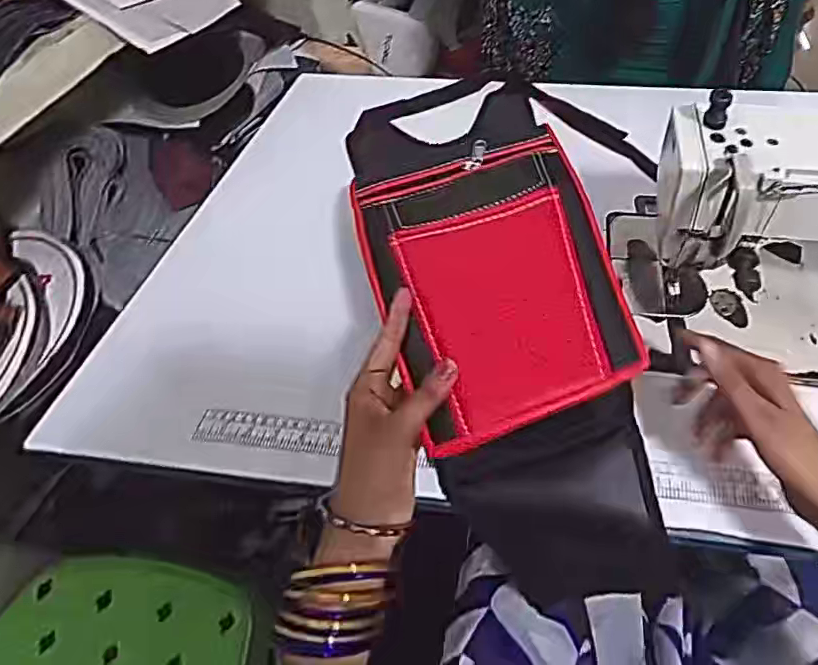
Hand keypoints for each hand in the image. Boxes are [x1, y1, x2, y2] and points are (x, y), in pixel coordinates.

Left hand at [331, 290, 456, 529]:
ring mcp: (394, 415)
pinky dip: (441, 392)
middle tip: (433, 310)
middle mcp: (378, 399)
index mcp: (365, 392)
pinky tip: (453, 386)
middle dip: (418, 337)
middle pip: (401, 358)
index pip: (384, 344)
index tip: (404, 293)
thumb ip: (424, 395)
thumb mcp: (398, 431)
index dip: (395, 318)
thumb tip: (446, 366)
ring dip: (433, 368)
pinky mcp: (408, 431)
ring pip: (418, 380)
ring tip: (450, 345)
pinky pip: (428, 401)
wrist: (370, 523)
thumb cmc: (366, 482)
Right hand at [677, 331, 817, 526]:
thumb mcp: (756, 415)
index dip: (700, 345)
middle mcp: (767, 386)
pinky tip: (717, 448)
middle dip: (699, 388)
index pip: (725, 351)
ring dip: (709, 417)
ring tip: (699, 435)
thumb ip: (729, 379)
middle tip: (680, 395)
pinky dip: (722, 432)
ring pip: (726, 400)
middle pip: (723, 375)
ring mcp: (767, 407)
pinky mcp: (765, 427)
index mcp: (766, 375)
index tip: (681, 339)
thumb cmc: (800, 458)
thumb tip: (708, 349)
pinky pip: (735, 420)